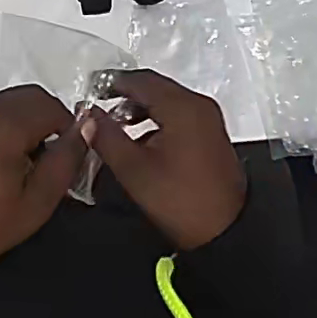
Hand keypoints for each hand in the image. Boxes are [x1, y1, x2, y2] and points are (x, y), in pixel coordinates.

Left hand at [0, 84, 88, 257]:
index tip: (69, 155)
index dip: (68, 127)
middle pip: (31, 97)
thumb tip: (88, 126)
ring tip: (28, 160)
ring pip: (13, 100)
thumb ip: (66, 160)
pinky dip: (7, 121)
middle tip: (51, 158)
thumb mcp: (37, 201)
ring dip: (28, 120)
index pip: (51, 106)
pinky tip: (6, 154)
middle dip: (49, 120)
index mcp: (4, 123)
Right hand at [85, 69, 246, 249]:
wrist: (228, 237)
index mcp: (181, 107)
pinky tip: (140, 136)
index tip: (89, 91)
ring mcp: (208, 118)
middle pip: (154, 86)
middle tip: (98, 105)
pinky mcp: (211, 133)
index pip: (139, 80)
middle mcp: (198, 105)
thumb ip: (106, 136)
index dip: (110, 83)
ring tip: (115, 122)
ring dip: (139, 105)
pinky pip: (177, 112)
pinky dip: (156, 116)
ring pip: (166, 98)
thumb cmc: (179, 201)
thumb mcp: (133, 170)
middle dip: (124, 93)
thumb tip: (87, 114)